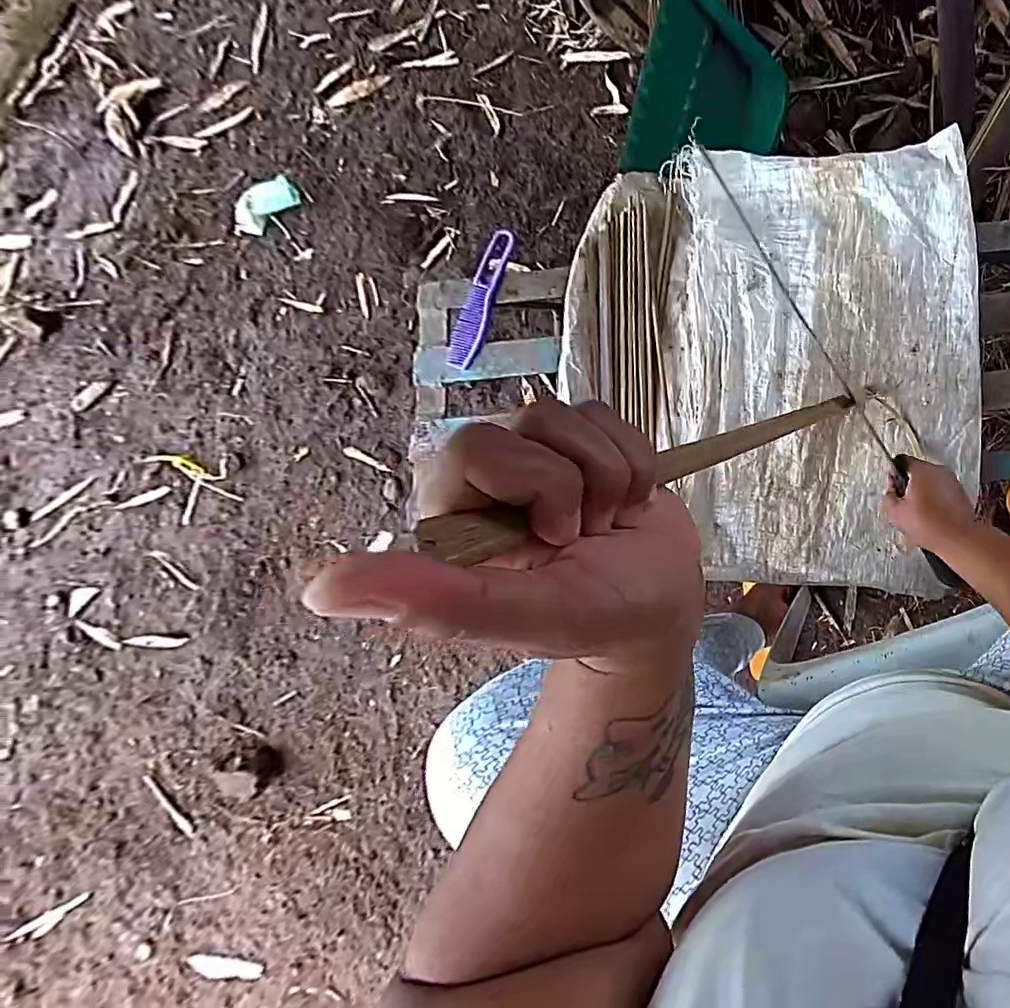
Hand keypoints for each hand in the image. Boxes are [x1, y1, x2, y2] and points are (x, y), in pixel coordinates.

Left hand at [301, 400, 702, 674]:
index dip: (542, 484)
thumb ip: (449, 603)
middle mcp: (486, 478)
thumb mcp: (535, 617)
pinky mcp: (583, 445)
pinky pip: (608, 417)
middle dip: (585, 478)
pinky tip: (628, 500)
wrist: (664, 603)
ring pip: (573, 414)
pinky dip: (637, 462)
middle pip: (533, 419)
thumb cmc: (602, 617)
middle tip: (588, 531)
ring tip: (609, 518)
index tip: (561, 538)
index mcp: (454, 519)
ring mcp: (537, 455)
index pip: (480, 449)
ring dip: (615, 472)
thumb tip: (322, 590)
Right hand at [881, 457, 976, 551]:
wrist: (957, 538)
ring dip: (924, 492)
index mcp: (922, 470)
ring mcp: (952, 481)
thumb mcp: (896, 513)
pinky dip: (937, 499)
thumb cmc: (930, 525)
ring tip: (920, 512)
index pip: (902, 461)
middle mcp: (939, 471)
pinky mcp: (960, 492)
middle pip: (918, 471)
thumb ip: (889, 496)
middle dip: (910, 484)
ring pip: (931, 481)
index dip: (894, 474)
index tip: (894, 486)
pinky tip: (932, 515)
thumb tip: (891, 492)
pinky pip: (943, 490)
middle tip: (906, 503)